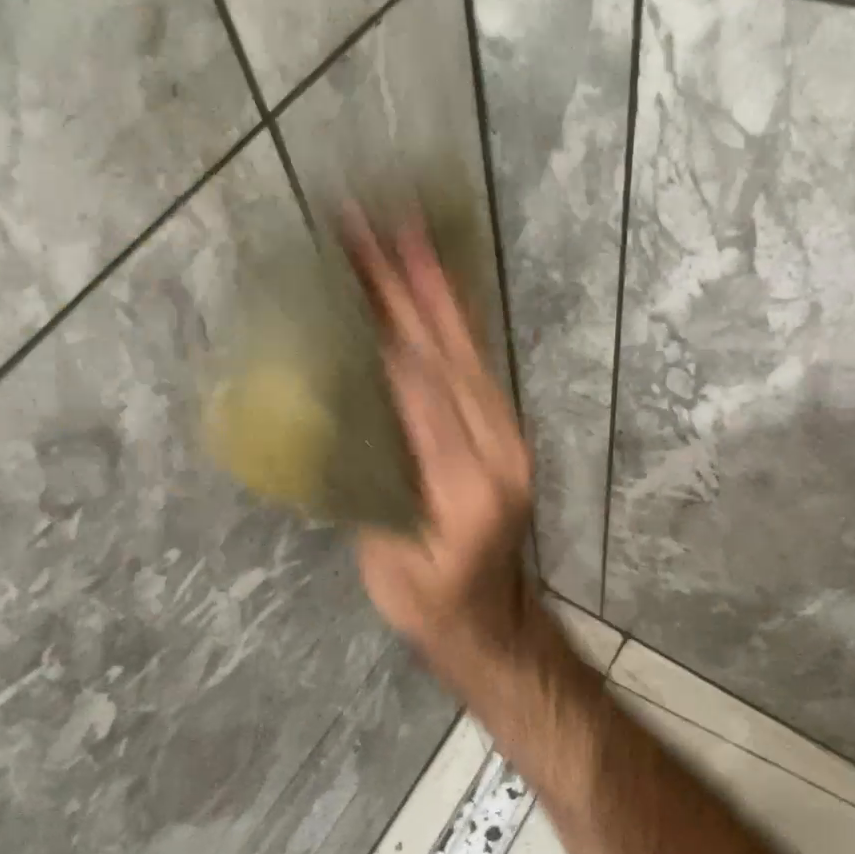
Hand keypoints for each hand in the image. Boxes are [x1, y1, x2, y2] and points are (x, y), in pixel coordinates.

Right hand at [342, 209, 534, 675]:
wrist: (494, 624)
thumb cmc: (434, 606)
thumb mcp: (392, 564)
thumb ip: (374, 490)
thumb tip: (346, 415)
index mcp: (469, 487)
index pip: (424, 396)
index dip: (389, 337)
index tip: (356, 279)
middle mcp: (499, 450)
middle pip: (449, 357)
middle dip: (410, 290)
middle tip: (375, 229)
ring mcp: (509, 438)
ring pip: (469, 351)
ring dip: (436, 290)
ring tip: (408, 233)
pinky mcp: (505, 433)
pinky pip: (479, 366)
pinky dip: (455, 321)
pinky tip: (437, 287)